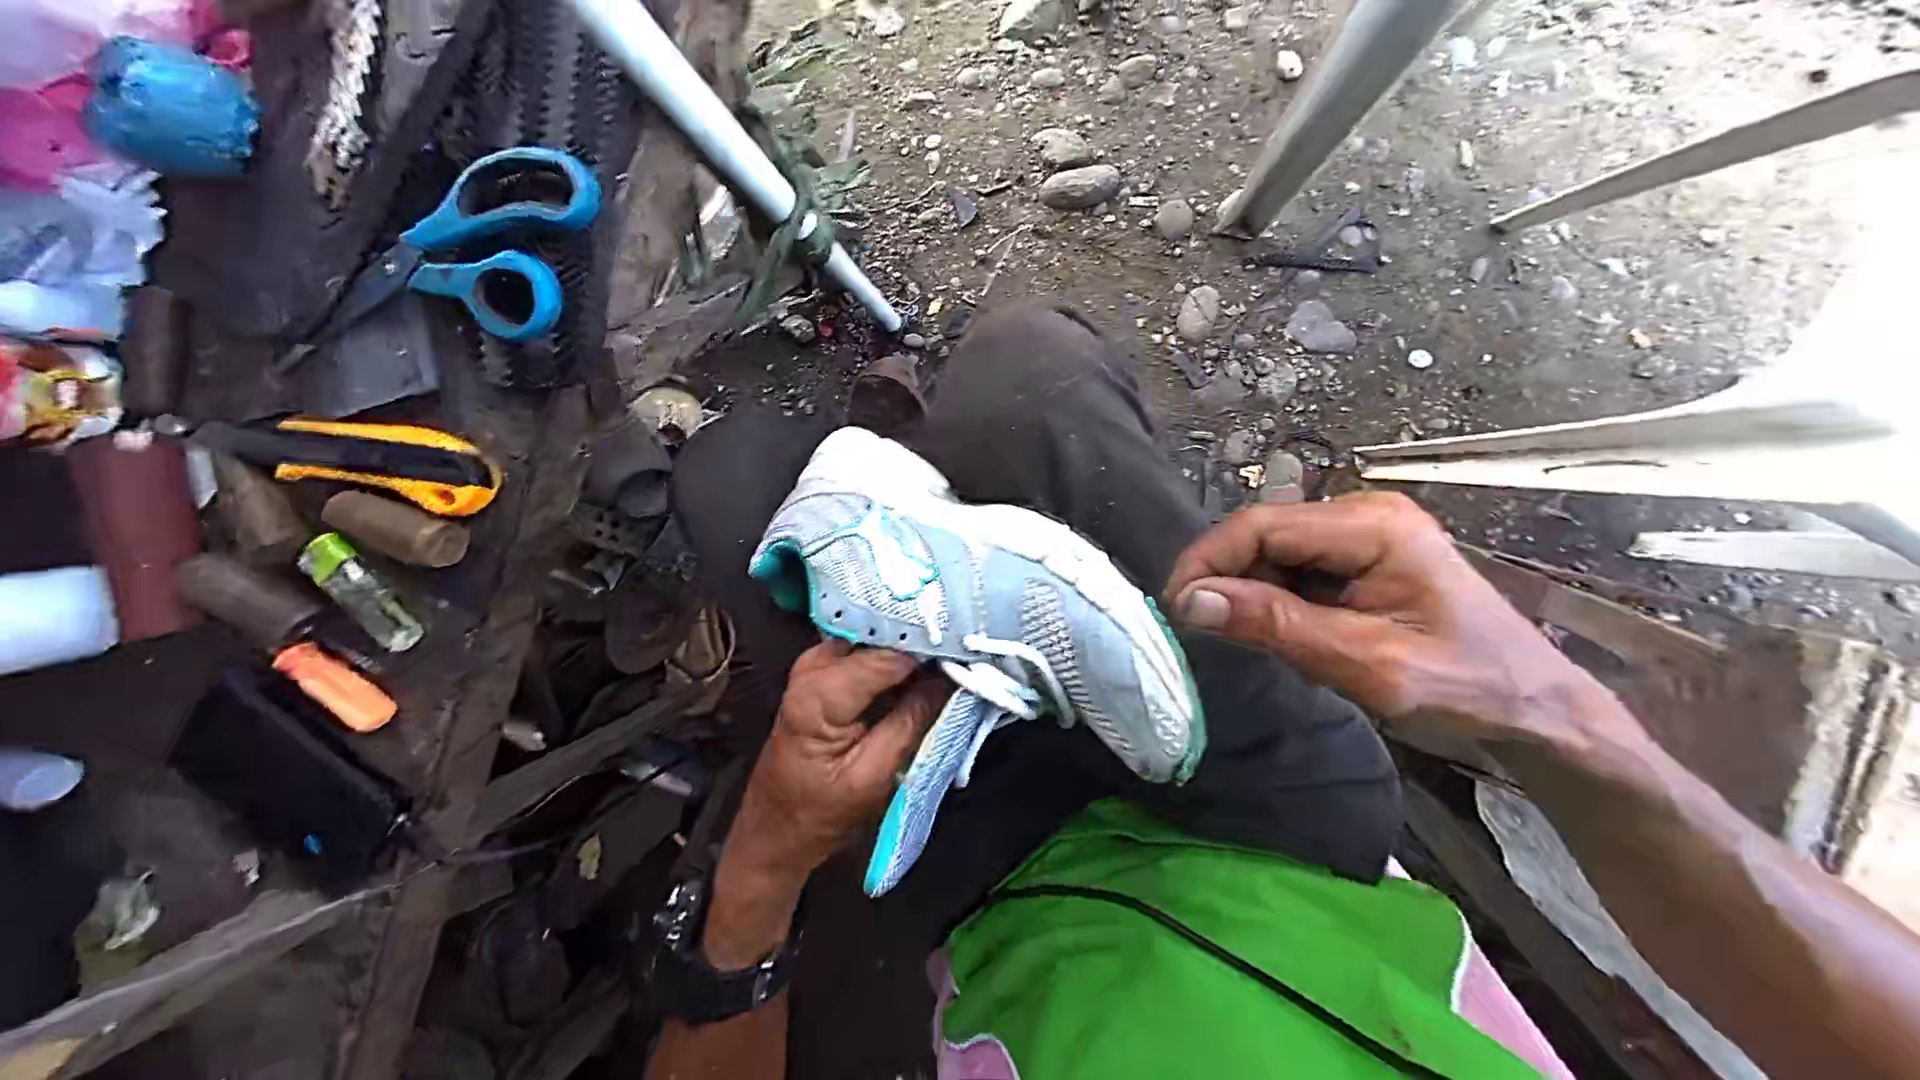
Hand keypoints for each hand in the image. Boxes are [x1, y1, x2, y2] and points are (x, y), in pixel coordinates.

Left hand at [703, 643, 949, 967]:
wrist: (773, 829)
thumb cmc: (818, 814)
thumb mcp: (874, 776)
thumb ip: (913, 719)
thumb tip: (953, 677)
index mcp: (819, 693)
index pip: (890, 655)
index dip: (933, 652)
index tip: (971, 657)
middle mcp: (814, 665)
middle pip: (881, 638)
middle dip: (925, 644)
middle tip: (967, 656)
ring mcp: (817, 664)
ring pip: (878, 640)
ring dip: (914, 649)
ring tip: (953, 660)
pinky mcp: (824, 670)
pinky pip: (869, 651)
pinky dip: (898, 658)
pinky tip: (927, 667)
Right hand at [1164, 492, 1630, 752]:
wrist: (1534, 708)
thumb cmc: (1465, 687)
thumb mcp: (1365, 664)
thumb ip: (1276, 627)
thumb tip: (1191, 601)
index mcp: (1375, 526)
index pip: (1262, 525)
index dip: (1208, 560)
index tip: (1175, 608)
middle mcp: (1364, 514)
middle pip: (1263, 532)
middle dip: (1222, 577)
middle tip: (1197, 627)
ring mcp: (1362, 533)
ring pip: (1271, 550)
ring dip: (1244, 590)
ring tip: (1239, 634)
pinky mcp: (1358, 557)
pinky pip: (1291, 567)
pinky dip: (1268, 597)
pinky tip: (1272, 628)